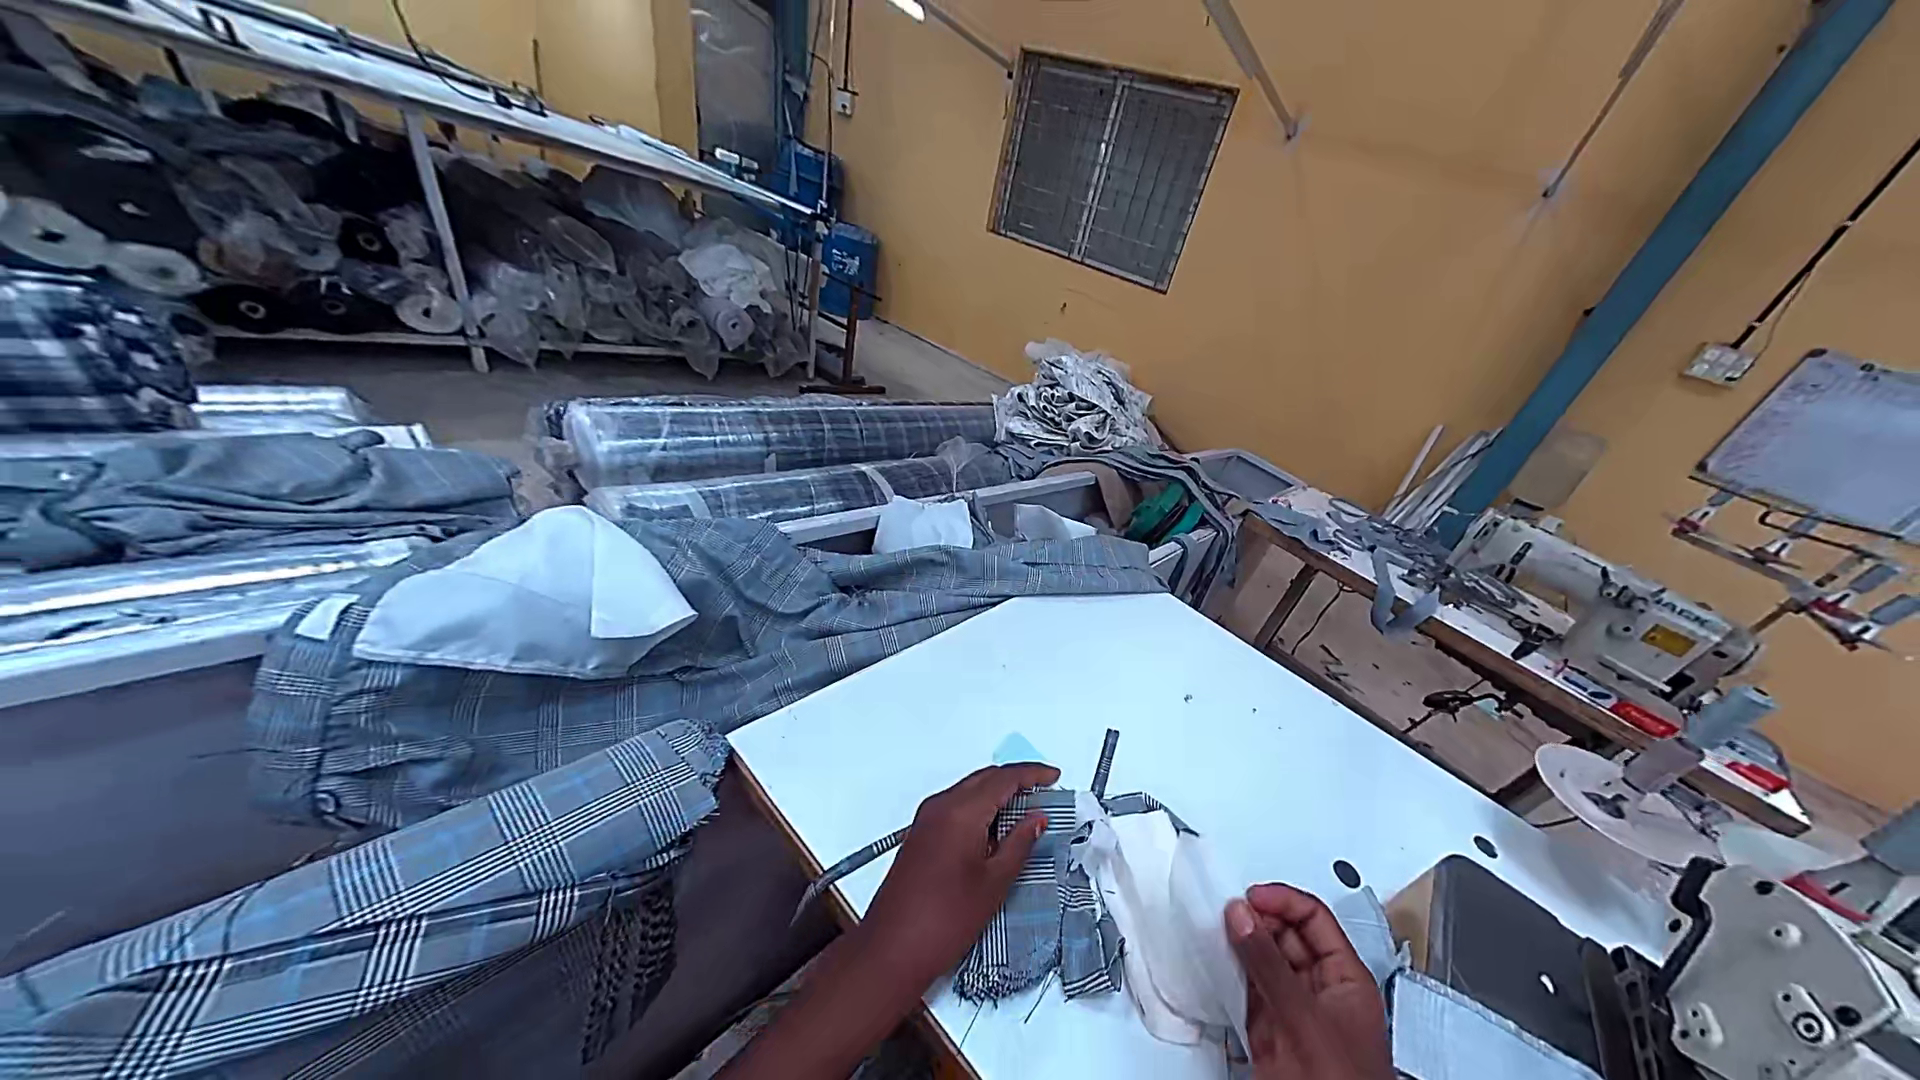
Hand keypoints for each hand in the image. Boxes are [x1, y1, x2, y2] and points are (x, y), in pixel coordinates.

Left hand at [849, 762, 1059, 995]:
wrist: (892, 949)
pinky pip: (955, 806)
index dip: (1032, 774)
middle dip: (1016, 780)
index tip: (1053, 775)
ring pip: (969, 790)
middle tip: (1044, 791)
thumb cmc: (944, 920)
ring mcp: (926, 819)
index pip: (1003, 778)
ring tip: (1025, 812)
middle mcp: (940, 806)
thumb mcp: (994, 882)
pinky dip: (979, 808)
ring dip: (997, 794)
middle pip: (984, 778)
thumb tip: (1036, 819)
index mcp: (960, 812)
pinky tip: (995, 830)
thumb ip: (1019, 843)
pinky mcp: (920, 833)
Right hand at [1226, 884, 1392, 1079]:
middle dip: (1254, 919)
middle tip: (1226, 913)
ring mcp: (1293, 1009)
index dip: (1282, 901)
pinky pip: (1245, 986)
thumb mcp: (1304, 1020)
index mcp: (1345, 980)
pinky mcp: (1268, 1029)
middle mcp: (1319, 989)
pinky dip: (1228, 972)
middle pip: (1284, 934)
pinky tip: (1213, 963)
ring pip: (1261, 958)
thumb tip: (1241, 915)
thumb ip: (1268, 964)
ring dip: (1237, 944)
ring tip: (1214, 931)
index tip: (1248, 897)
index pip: (1314, 918)